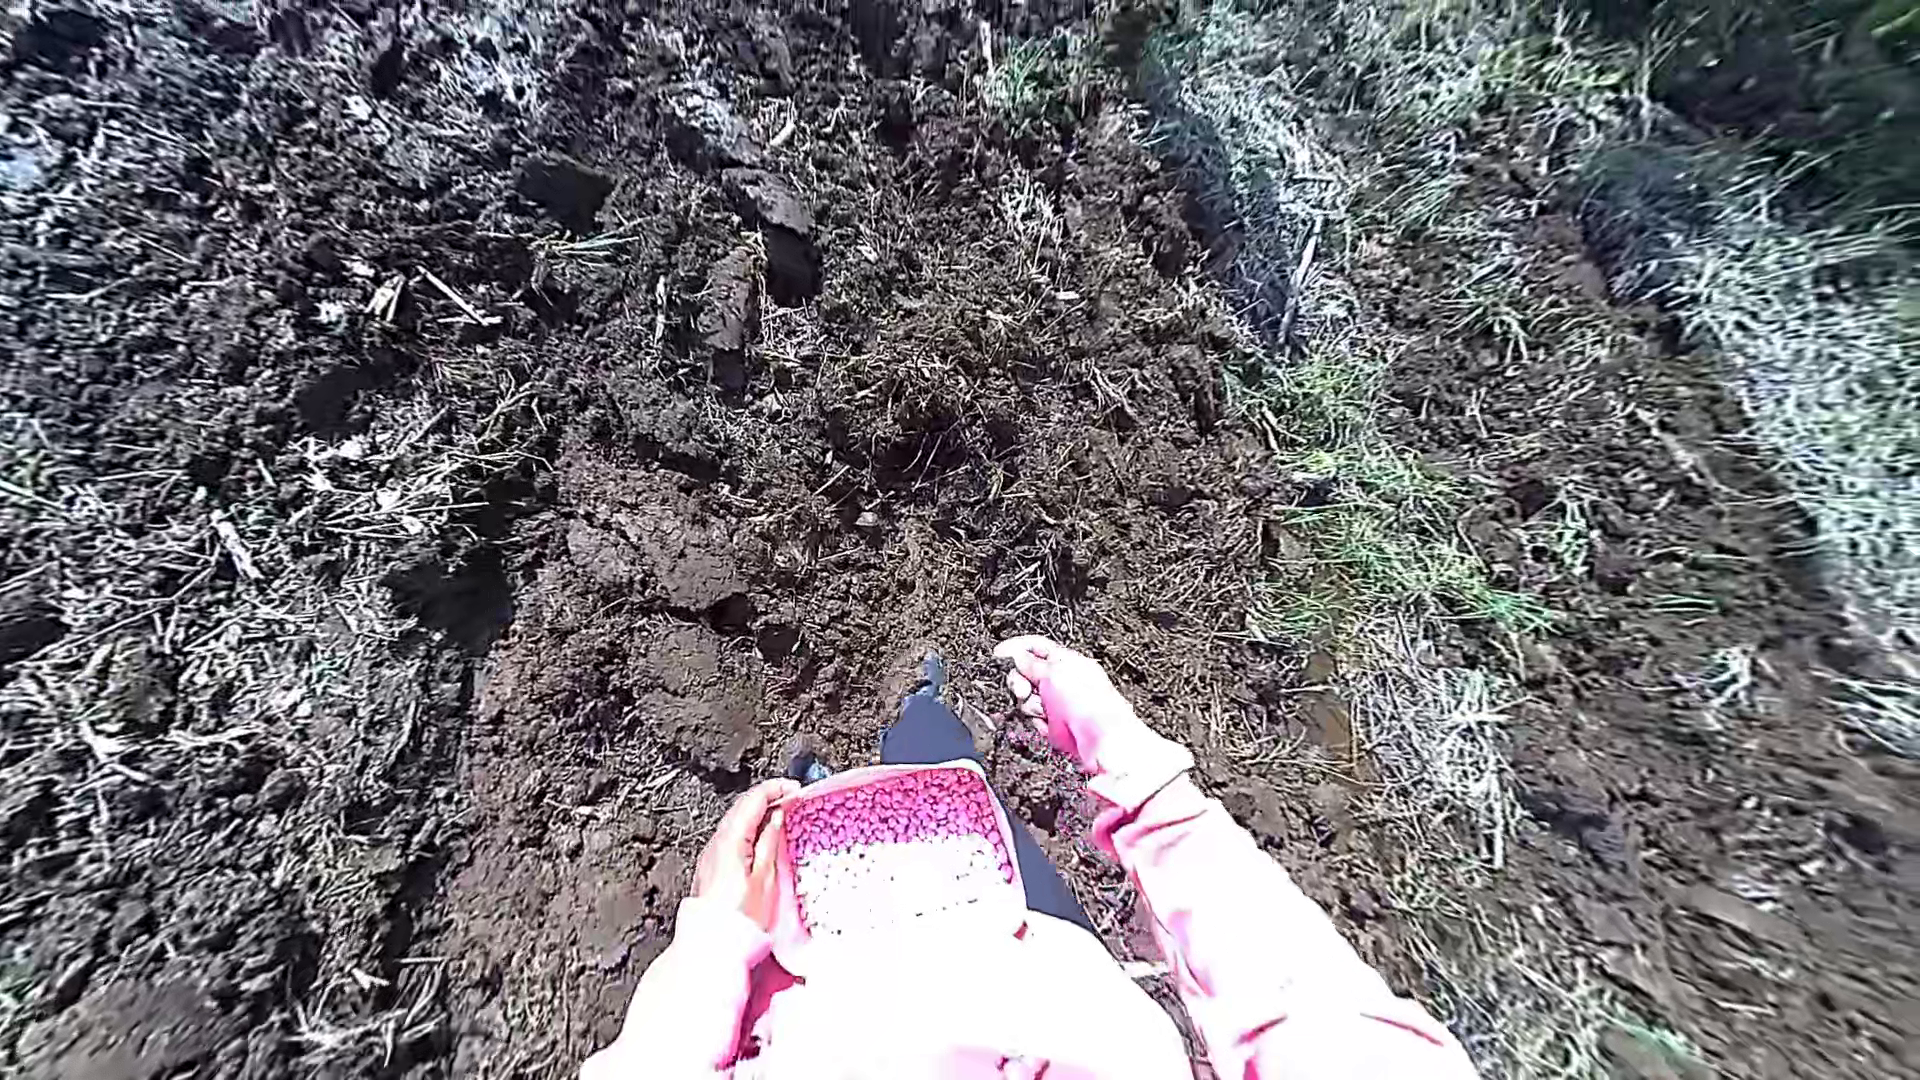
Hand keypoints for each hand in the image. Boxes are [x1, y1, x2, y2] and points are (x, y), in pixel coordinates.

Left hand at [691, 778, 798, 930]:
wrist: (709, 949)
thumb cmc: (739, 919)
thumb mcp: (765, 877)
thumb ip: (771, 841)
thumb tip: (777, 817)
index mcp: (731, 839)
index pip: (755, 797)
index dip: (778, 788)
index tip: (796, 790)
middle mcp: (717, 842)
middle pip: (744, 804)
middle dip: (770, 795)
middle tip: (793, 799)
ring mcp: (711, 853)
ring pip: (737, 817)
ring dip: (760, 810)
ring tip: (782, 814)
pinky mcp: (710, 865)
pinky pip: (731, 832)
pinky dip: (749, 825)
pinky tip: (762, 834)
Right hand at [993, 635, 1155, 774]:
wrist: (1102, 741)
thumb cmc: (1089, 702)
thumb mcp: (1054, 672)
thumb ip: (1031, 662)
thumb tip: (1016, 655)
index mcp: (1067, 661)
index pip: (1036, 647)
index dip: (1016, 648)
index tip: (999, 654)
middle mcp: (1062, 681)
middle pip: (1026, 674)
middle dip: (1020, 681)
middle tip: (1023, 689)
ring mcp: (1058, 704)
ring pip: (1027, 699)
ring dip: (1029, 704)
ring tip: (1042, 710)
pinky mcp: (1055, 726)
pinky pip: (1032, 719)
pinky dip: (1035, 721)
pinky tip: (1044, 723)